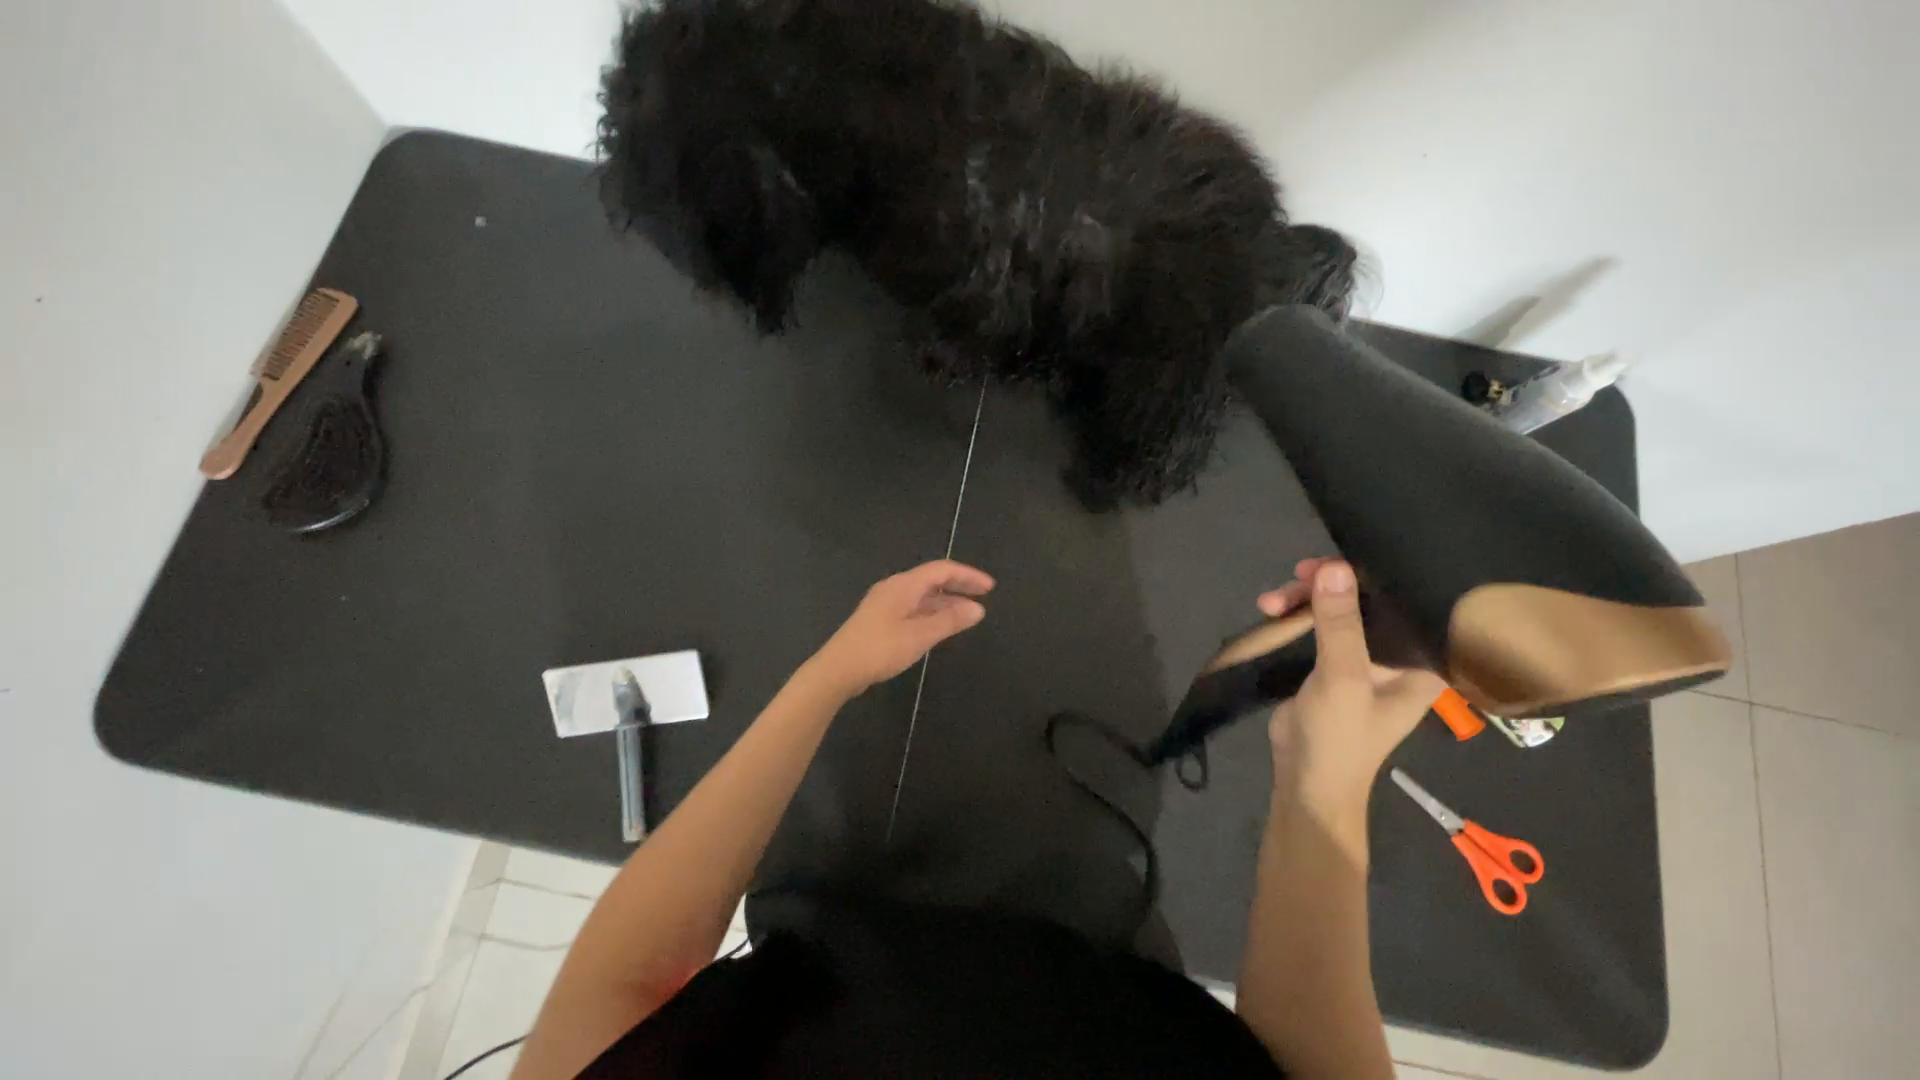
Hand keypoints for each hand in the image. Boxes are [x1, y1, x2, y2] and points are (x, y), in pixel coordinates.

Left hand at [806, 560, 994, 697]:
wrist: (838, 669)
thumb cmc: (880, 649)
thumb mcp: (919, 636)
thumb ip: (949, 621)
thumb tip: (977, 609)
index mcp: (904, 585)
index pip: (941, 570)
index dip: (967, 575)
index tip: (989, 587)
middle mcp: (894, 588)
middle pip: (931, 579)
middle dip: (959, 585)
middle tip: (983, 595)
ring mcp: (885, 603)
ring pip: (922, 594)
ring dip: (946, 600)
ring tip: (968, 612)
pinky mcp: (880, 619)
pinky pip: (913, 606)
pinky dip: (932, 611)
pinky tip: (941, 625)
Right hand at [1260, 559, 1444, 854]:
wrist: (1306, 783)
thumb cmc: (1340, 737)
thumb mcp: (1342, 677)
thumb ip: (1339, 623)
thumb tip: (1333, 566)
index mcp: (1419, 660)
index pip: (1405, 601)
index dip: (1373, 575)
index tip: (1334, 561)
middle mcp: (1397, 655)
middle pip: (1366, 601)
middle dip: (1327, 586)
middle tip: (1296, 576)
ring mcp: (1362, 660)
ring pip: (1337, 611)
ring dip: (1303, 601)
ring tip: (1269, 602)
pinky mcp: (1330, 666)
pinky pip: (1317, 627)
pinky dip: (1294, 616)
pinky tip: (1270, 611)